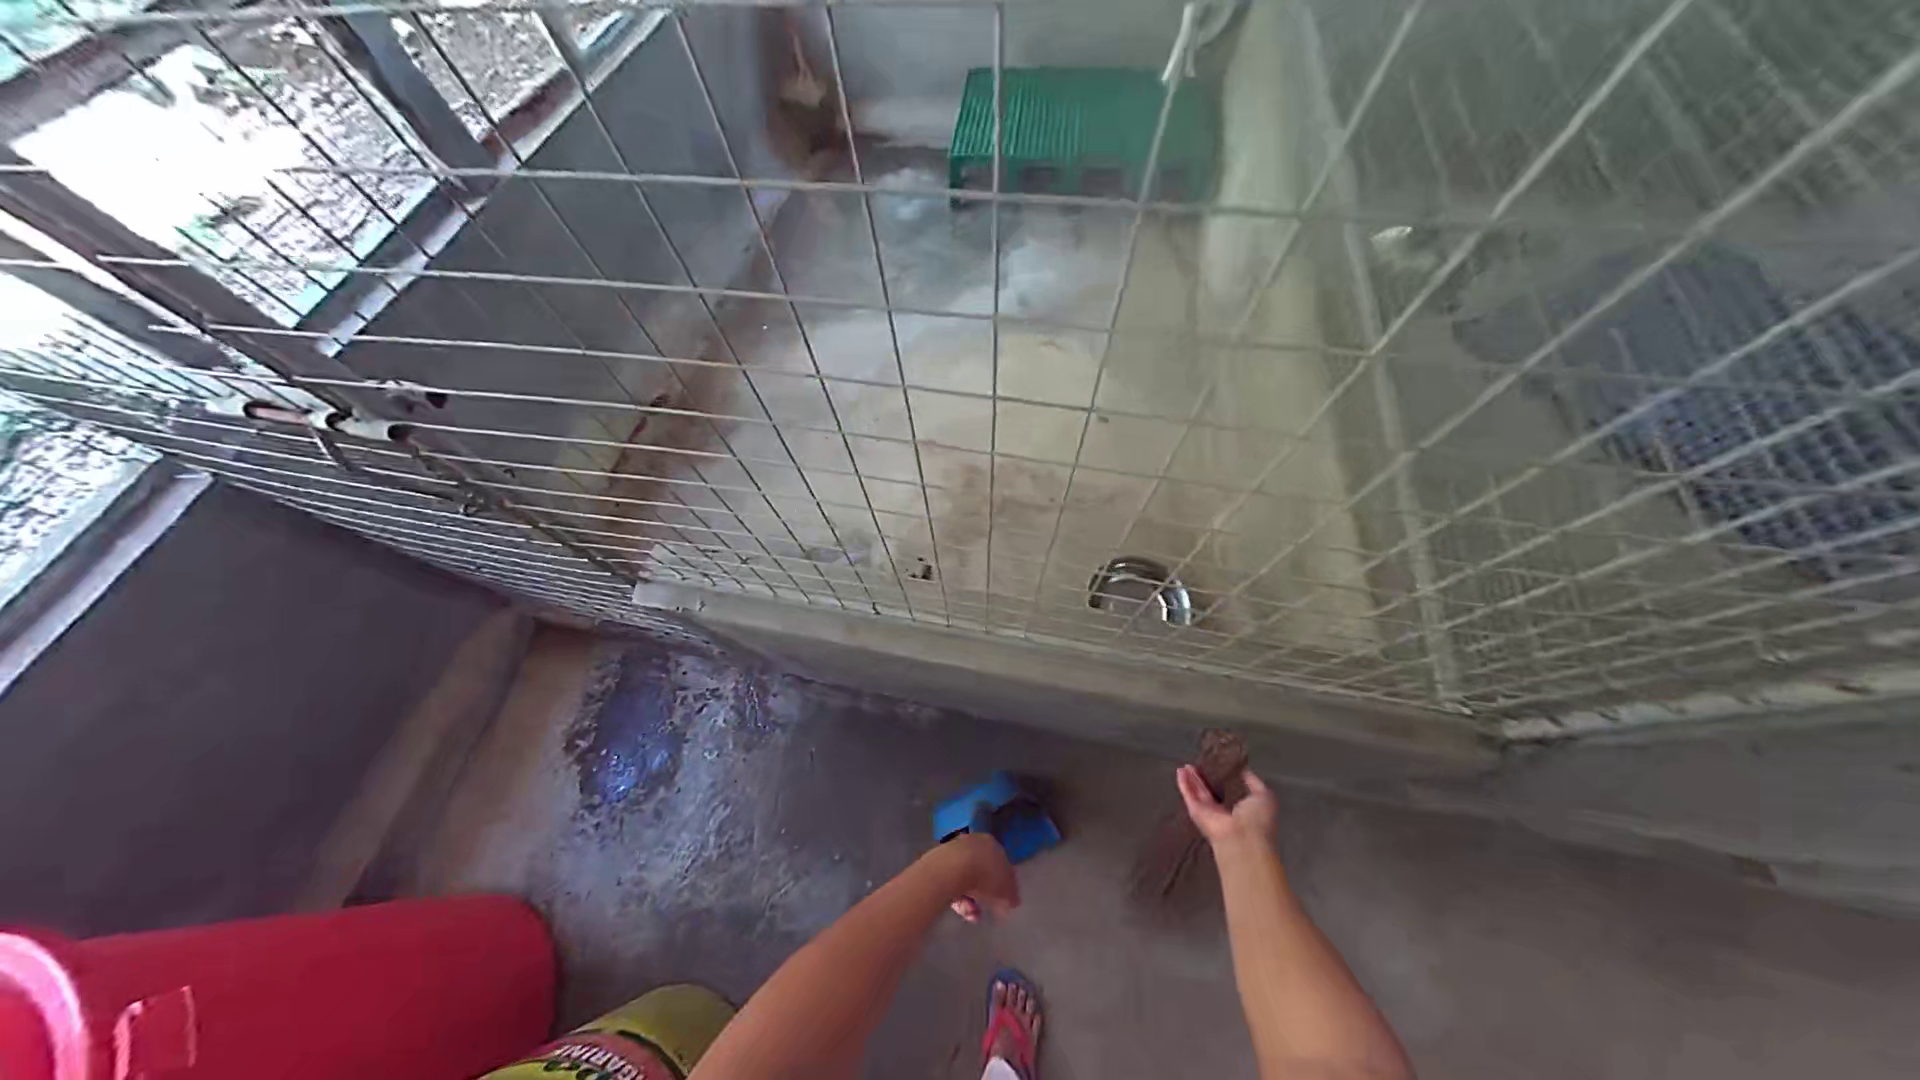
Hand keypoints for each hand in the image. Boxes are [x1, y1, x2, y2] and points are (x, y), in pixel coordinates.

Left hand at [936, 832, 1019, 922]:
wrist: (951, 869)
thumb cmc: (985, 877)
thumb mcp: (1006, 892)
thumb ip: (1011, 897)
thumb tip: (1011, 902)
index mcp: (992, 844)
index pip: (1002, 864)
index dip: (1005, 885)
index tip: (1005, 902)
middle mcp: (974, 844)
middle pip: (982, 873)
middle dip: (985, 895)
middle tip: (987, 911)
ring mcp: (954, 852)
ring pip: (966, 881)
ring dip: (971, 901)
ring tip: (971, 915)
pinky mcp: (939, 864)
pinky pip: (952, 884)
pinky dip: (957, 898)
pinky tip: (960, 910)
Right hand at [1177, 764, 1277, 851]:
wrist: (1242, 840)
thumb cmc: (1258, 820)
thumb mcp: (1264, 797)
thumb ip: (1254, 782)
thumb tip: (1244, 770)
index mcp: (1242, 809)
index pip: (1230, 792)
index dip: (1224, 779)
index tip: (1220, 765)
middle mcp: (1224, 811)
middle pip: (1211, 791)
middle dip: (1204, 778)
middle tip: (1200, 764)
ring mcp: (1208, 812)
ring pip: (1198, 792)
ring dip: (1192, 779)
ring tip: (1186, 765)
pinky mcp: (1196, 812)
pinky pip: (1188, 795)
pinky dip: (1183, 783)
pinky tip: (1180, 771)